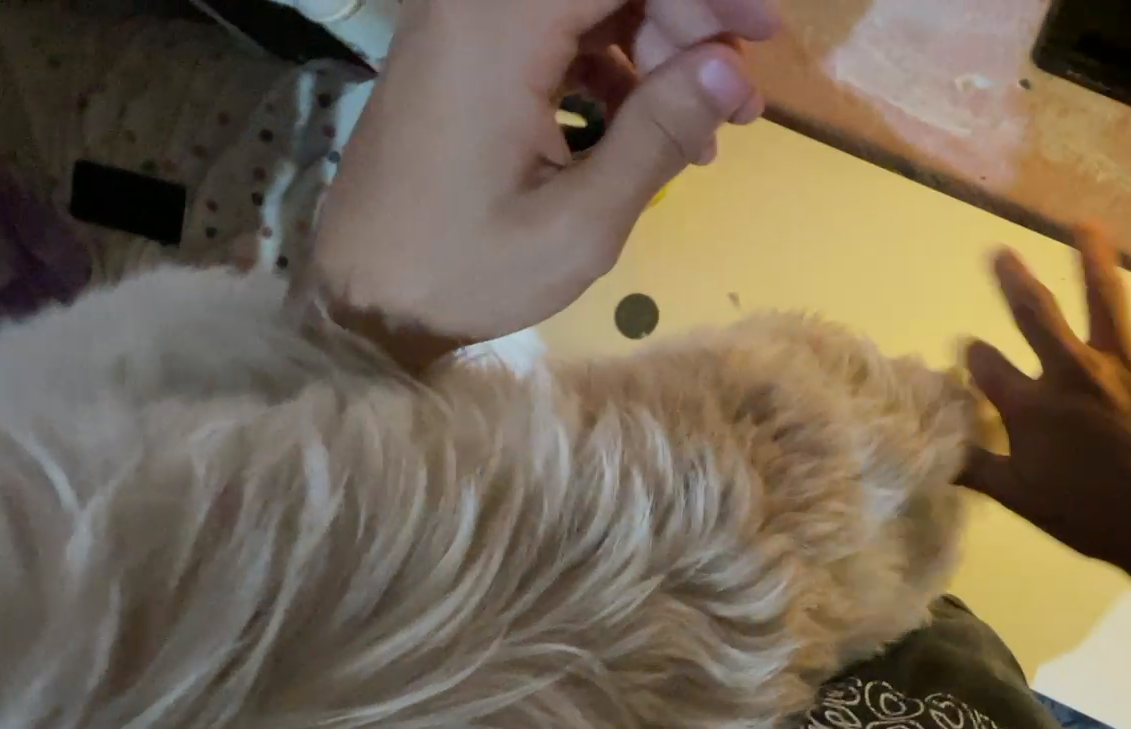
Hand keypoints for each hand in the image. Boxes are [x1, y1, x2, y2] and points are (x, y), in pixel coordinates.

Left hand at [305, 0, 775, 366]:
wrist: (368, 297)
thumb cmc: (470, 271)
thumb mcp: (580, 222)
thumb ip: (657, 136)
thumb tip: (729, 69)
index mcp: (499, 26)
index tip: (762, 35)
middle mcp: (475, 0)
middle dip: (685, 22)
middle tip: (736, 104)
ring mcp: (466, 24)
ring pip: (586, 3)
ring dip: (655, 50)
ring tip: (703, 130)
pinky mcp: (465, 55)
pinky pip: (555, 34)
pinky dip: (611, 72)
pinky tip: (646, 133)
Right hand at [959, 224, 1130, 629]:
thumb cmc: (1096, 518)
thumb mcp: (1023, 501)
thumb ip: (977, 472)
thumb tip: (935, 455)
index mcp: (1032, 408)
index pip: (987, 370)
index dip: (972, 358)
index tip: (966, 350)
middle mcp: (1071, 372)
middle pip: (1034, 316)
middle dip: (1013, 283)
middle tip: (999, 254)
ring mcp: (1122, 361)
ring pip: (1103, 296)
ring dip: (1091, 256)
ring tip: (1082, 224)